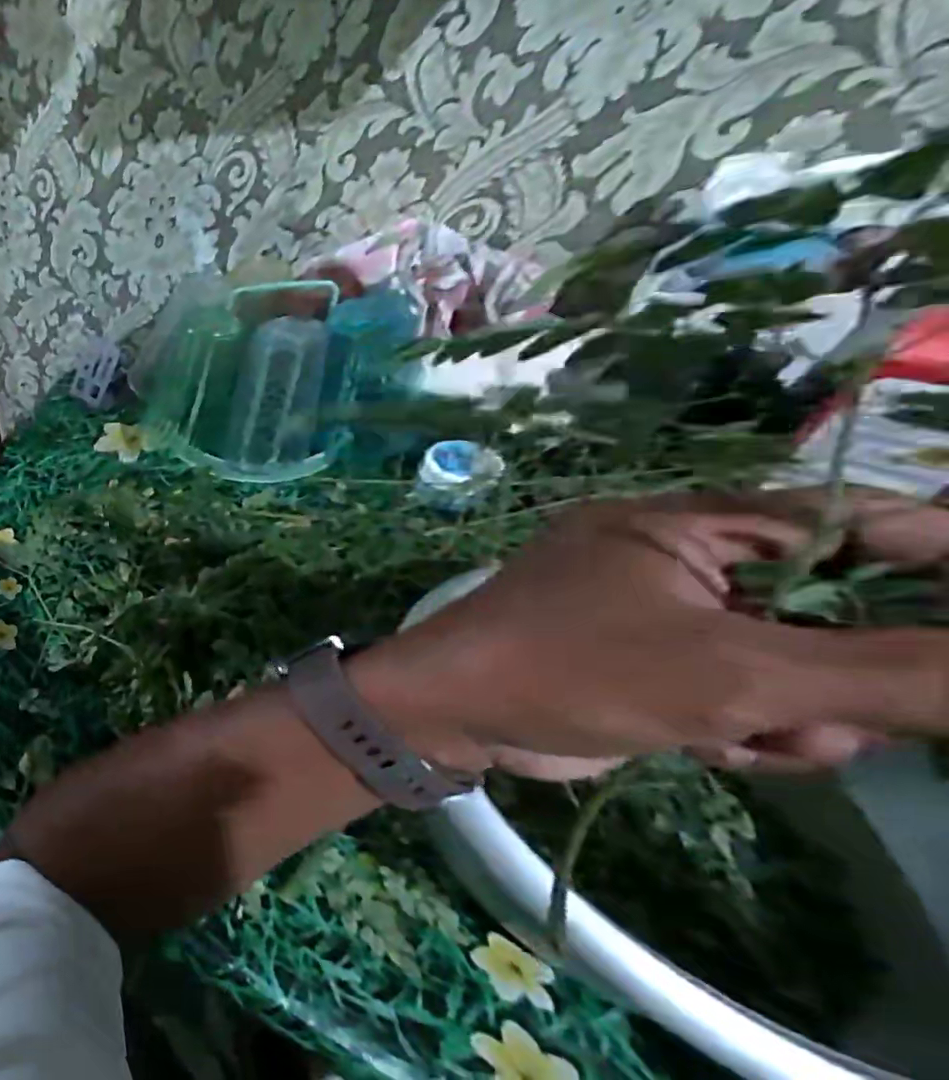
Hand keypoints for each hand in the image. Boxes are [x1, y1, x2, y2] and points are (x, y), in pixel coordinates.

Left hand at [348, 489, 948, 777]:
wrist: (449, 713)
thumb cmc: (570, 670)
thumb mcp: (735, 672)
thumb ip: (894, 672)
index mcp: (680, 526)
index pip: (850, 520)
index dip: (940, 562)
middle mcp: (667, 559)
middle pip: (829, 600)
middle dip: (853, 668)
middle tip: (847, 711)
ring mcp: (651, 614)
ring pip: (790, 659)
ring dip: (800, 710)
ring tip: (766, 736)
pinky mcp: (639, 664)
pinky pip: (736, 689)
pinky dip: (748, 725)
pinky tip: (722, 750)